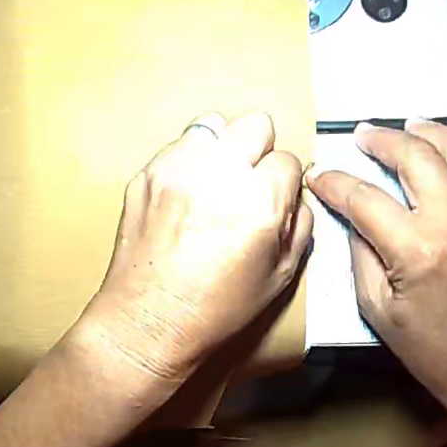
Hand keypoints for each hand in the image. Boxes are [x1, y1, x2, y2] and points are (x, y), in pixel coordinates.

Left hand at [75, 112, 313, 388]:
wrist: (149, 322)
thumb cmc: (212, 309)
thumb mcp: (279, 277)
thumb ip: (300, 226)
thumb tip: (294, 198)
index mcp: (259, 203)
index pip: (286, 159)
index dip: (282, 183)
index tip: (272, 199)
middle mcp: (218, 177)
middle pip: (253, 125)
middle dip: (256, 152)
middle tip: (247, 183)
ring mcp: (176, 171)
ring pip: (212, 127)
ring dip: (219, 150)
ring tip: (213, 185)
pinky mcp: (146, 175)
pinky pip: (176, 148)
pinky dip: (186, 163)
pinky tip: (185, 195)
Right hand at [307, 118, 446, 437]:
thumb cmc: (429, 348)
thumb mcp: (376, 308)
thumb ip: (362, 254)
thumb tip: (354, 216)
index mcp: (415, 250)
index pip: (364, 198)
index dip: (333, 183)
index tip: (317, 176)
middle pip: (416, 158)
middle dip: (382, 140)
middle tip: (363, 135)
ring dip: (433, 131)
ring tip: (411, 125)